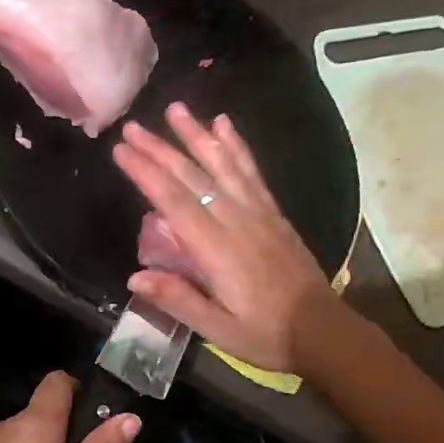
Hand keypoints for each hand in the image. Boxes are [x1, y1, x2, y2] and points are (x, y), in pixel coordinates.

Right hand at [113, 103, 361, 376]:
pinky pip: (251, 172)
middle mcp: (237, 222)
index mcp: (218, 250)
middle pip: (194, 177)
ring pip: (223, 165)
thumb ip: (178, 300)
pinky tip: (224, 125)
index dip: (146, 174)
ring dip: (197, 135)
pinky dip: (236, 146)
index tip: (121, 150)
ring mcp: (258, 214)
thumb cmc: (264, 334)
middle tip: (132, 126)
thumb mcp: (217, 329)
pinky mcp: (272, 214)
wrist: (321, 330)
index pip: (175, 202)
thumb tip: (135, 277)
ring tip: (176, 109)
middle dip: (160, 149)